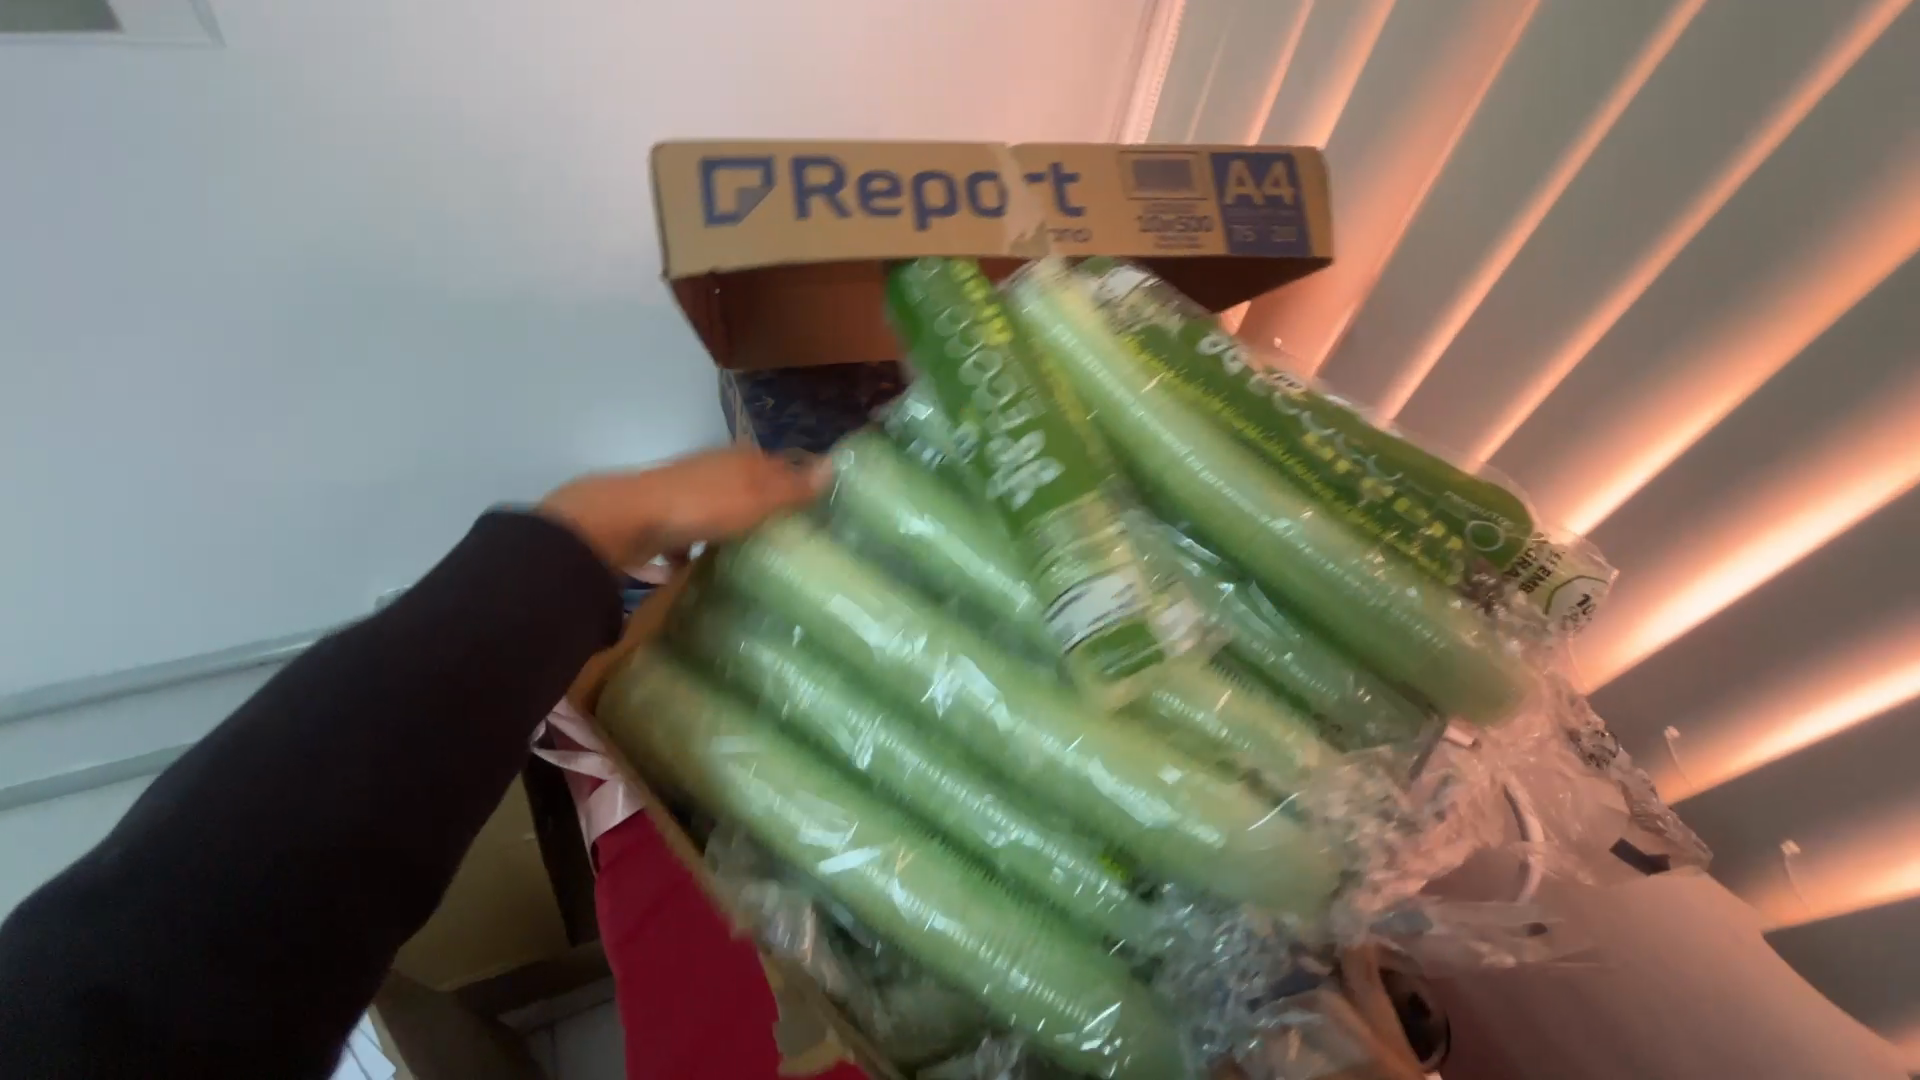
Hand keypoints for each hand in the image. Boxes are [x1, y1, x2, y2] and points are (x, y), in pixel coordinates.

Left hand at [538, 447, 828, 569]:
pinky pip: (689, 538)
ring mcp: (685, 495)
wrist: (625, 521)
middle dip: (767, 508)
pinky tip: (705, 571)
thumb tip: (835, 465)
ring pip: (718, 511)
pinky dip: (697, 550)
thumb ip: (792, 487)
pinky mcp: (662, 522)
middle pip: (749, 488)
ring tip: (754, 558)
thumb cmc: (701, 506)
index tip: (820, 510)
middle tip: (792, 540)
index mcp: (740, 460)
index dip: (800, 484)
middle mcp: (713, 471)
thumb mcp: (756, 497)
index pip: (780, 466)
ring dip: (732, 528)